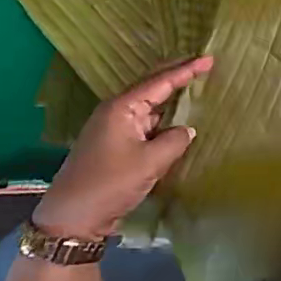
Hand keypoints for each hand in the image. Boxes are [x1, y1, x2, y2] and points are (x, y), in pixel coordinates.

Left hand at [33, 56, 212, 237]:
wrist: (71, 220)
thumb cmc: (109, 184)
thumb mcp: (150, 162)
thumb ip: (175, 140)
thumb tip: (187, 130)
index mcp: (122, 108)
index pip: (160, 81)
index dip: (187, 70)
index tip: (209, 59)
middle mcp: (116, 111)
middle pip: (152, 87)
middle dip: (177, 75)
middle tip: (204, 64)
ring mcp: (114, 128)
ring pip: (150, 107)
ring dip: (171, 98)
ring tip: (196, 87)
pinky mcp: (115, 145)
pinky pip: (146, 124)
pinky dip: (164, 119)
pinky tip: (178, 121)